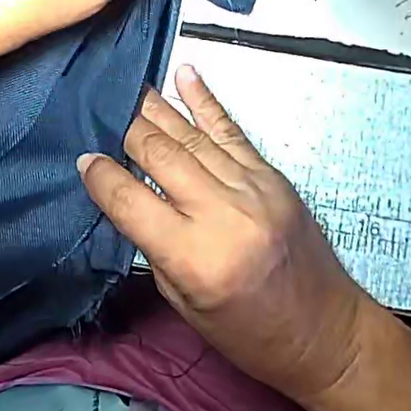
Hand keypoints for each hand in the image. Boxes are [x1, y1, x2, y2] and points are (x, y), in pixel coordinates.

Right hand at [77, 64, 379, 401]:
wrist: (327, 335)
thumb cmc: (249, 333)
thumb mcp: (182, 302)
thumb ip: (152, 243)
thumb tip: (125, 194)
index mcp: (194, 258)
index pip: (129, 200)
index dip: (99, 175)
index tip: (83, 159)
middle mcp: (222, 214)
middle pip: (158, 155)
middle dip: (124, 132)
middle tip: (100, 114)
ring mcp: (252, 188)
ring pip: (189, 136)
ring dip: (154, 109)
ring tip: (128, 88)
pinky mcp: (272, 176)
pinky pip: (230, 129)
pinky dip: (204, 100)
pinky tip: (185, 75)